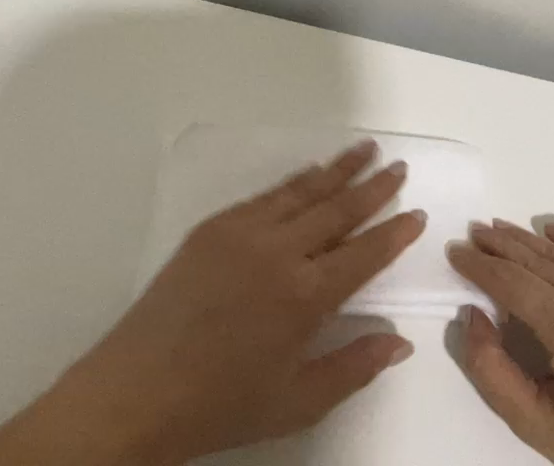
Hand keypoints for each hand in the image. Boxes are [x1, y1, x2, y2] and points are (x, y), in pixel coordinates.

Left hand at [0, 140, 427, 465]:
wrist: (138, 389)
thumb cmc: (223, 403)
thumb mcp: (298, 402)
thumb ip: (354, 367)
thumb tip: (400, 341)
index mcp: (306, 295)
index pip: (364, 253)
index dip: (393, 232)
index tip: (415, 211)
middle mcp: (280, 252)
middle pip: (337, 209)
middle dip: (372, 186)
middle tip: (397, 165)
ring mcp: (243, 233)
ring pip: (301, 192)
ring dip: (335, 170)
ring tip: (362, 150)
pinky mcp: (213, 227)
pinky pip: (264, 197)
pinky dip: (293, 183)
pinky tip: (307, 174)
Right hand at [448, 220, 553, 465]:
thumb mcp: (537, 425)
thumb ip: (491, 369)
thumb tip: (471, 315)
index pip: (511, 283)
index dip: (479, 267)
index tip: (455, 253)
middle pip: (536, 261)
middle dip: (498, 246)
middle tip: (471, 234)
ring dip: (528, 240)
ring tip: (498, 230)